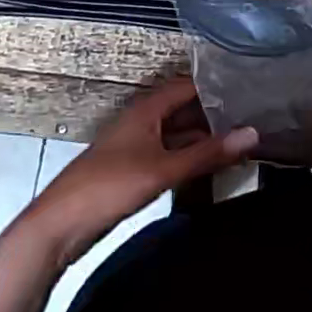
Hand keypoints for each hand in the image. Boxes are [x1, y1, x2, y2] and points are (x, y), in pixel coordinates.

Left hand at [21, 76, 256, 262]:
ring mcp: (137, 145)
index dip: (216, 85)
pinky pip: (169, 152)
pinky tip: (211, 165)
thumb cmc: (109, 186)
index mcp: (146, 109)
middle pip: (184, 109)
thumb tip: (253, 133)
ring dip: (203, 136)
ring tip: (239, 139)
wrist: (58, 226)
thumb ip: (208, 153)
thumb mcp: (163, 169)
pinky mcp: (133, 169)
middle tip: (252, 115)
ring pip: (177, 133)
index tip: (248, 88)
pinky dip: (190, 155)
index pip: (188, 86)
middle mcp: (142, 121)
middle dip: (214, 112)